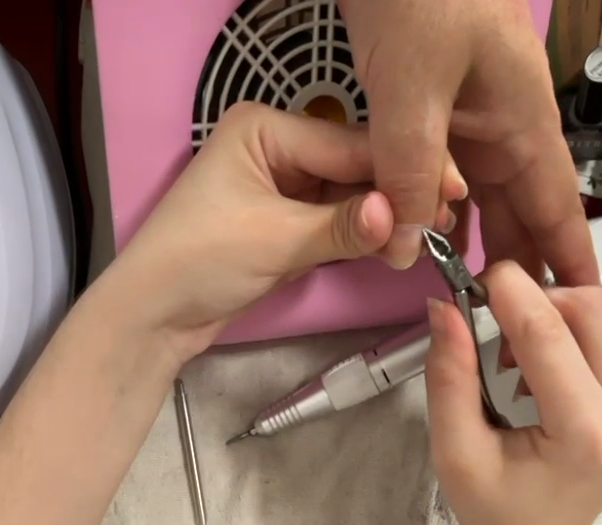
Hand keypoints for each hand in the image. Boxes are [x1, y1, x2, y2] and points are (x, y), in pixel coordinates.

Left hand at [100, 103, 460, 357]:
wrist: (153, 317)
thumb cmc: (199, 261)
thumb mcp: (277, 239)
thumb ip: (344, 226)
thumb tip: (406, 216)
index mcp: (263, 130)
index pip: (346, 144)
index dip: (398, 170)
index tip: (449, 190)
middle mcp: (272, 152)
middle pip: (348, 170)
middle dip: (391, 197)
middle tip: (445, 219)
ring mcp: (275, 191)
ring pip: (342, 200)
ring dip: (377, 222)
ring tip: (426, 236)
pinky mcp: (276, 229)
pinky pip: (327, 226)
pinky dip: (354, 238)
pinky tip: (391, 246)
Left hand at [338, 0, 594, 282]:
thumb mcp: (412, 93)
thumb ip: (408, 177)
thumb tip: (408, 253)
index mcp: (519, 121)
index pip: (555, 204)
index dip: (568, 256)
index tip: (586, 304)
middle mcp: (502, 126)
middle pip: (520, 209)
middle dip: (521, 264)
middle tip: (514, 324)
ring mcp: (470, 119)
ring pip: (482, 196)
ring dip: (478, 241)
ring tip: (475, 296)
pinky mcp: (436, 112)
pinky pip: (445, 175)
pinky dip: (439, 210)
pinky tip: (429, 238)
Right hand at [424, 263, 601, 524]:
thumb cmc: (490, 509)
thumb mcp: (454, 450)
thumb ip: (449, 378)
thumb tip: (444, 307)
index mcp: (585, 432)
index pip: (550, 336)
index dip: (511, 293)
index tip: (476, 274)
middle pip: (592, 310)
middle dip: (538, 300)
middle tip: (492, 322)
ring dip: (556, 317)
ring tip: (514, 357)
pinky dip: (573, 335)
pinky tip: (542, 369)